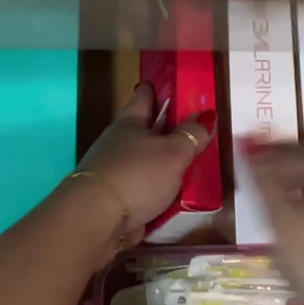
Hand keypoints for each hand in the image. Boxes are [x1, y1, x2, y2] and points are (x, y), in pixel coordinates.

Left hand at [75, 82, 211, 229]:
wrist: (96, 221)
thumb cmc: (136, 175)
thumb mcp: (173, 153)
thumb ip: (191, 135)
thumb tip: (208, 114)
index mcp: (130, 122)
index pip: (144, 97)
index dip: (156, 89)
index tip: (168, 83)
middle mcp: (120, 143)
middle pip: (145, 129)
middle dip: (166, 127)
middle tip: (193, 124)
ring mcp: (116, 172)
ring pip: (146, 160)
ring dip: (164, 161)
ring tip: (192, 161)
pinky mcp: (118, 199)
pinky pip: (145, 187)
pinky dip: (160, 188)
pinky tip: (178, 192)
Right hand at [247, 144, 303, 304]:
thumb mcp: (281, 220)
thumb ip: (263, 183)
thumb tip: (249, 152)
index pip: (292, 149)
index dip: (265, 149)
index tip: (242, 151)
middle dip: (281, 165)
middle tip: (255, 171)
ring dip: (294, 186)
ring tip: (269, 197)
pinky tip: (293, 222)